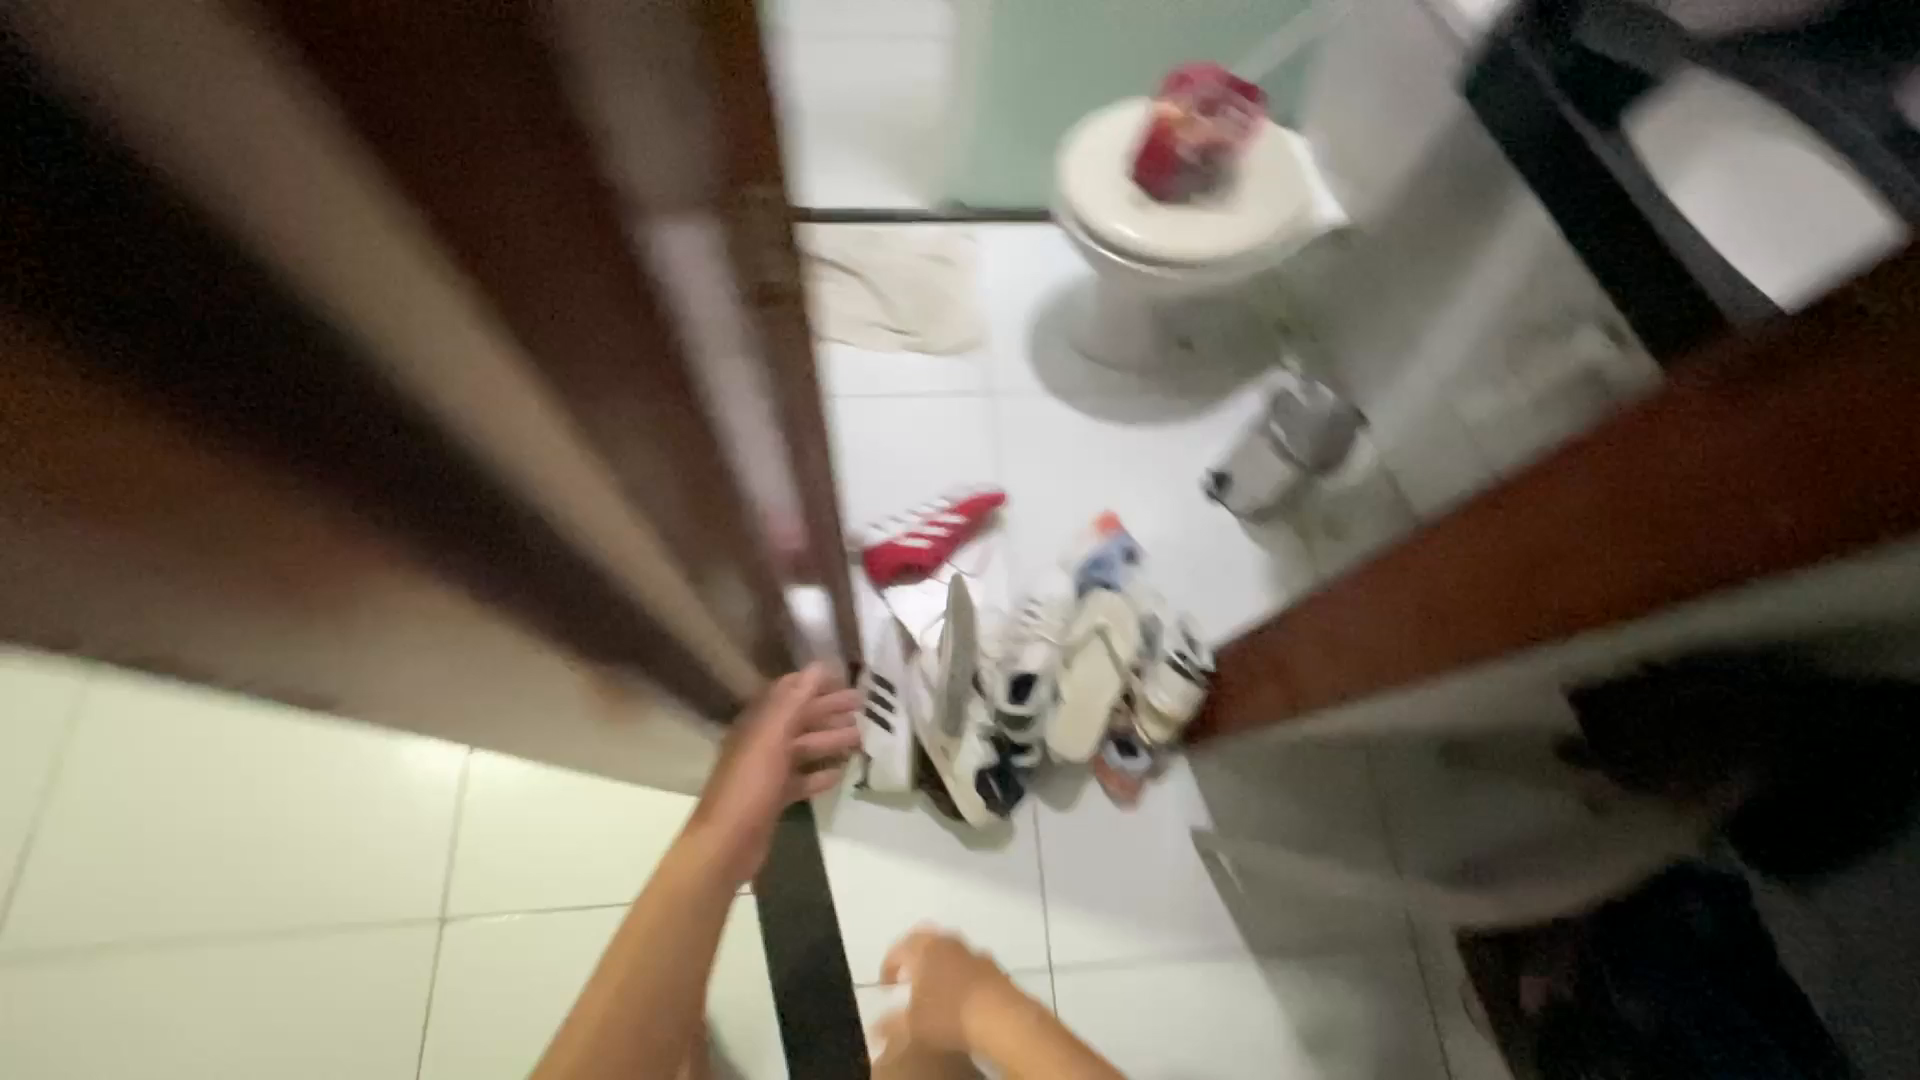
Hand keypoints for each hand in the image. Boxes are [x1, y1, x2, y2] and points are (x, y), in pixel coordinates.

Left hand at [688, 664, 861, 885]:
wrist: (726, 845)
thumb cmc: (749, 786)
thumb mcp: (772, 739)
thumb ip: (794, 702)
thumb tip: (816, 668)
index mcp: (758, 724)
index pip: (788, 693)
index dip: (815, 684)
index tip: (845, 679)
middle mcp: (761, 742)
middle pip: (799, 719)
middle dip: (830, 710)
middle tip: (863, 706)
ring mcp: (766, 772)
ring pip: (803, 749)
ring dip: (830, 740)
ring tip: (861, 738)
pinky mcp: (773, 798)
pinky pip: (801, 779)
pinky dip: (820, 774)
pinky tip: (841, 773)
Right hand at [872, 929, 1024, 1055]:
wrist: (999, 1016)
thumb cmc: (948, 1015)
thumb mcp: (913, 1025)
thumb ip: (890, 1023)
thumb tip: (875, 1027)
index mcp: (923, 949)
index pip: (897, 949)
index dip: (888, 966)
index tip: (886, 985)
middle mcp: (946, 941)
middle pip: (923, 937)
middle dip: (912, 954)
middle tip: (907, 974)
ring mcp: (971, 949)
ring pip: (947, 947)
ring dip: (937, 960)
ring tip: (933, 983)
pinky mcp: (991, 962)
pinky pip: (967, 960)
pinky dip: (959, 970)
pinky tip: (960, 991)